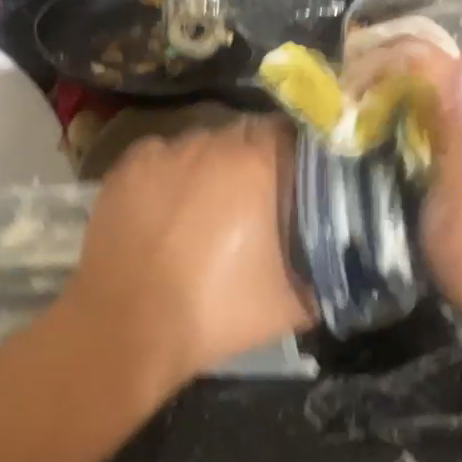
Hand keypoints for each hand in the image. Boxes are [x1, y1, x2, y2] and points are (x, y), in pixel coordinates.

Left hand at [61, 119, 314, 388]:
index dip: (294, 157)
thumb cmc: (215, 312)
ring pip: (198, 146)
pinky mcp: (125, 168)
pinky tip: (165, 208)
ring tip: (205, 208)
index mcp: (255, 164)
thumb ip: (325, 269)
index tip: (296, 184)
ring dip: (208, 167)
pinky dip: (168, 175)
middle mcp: (208, 143)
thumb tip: (336, 256)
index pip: (288, 134)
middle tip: (254, 201)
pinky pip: (159, 158)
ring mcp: (161, 152)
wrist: (127, 327)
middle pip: (241, 137)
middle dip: (251, 162)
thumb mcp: (292, 303)